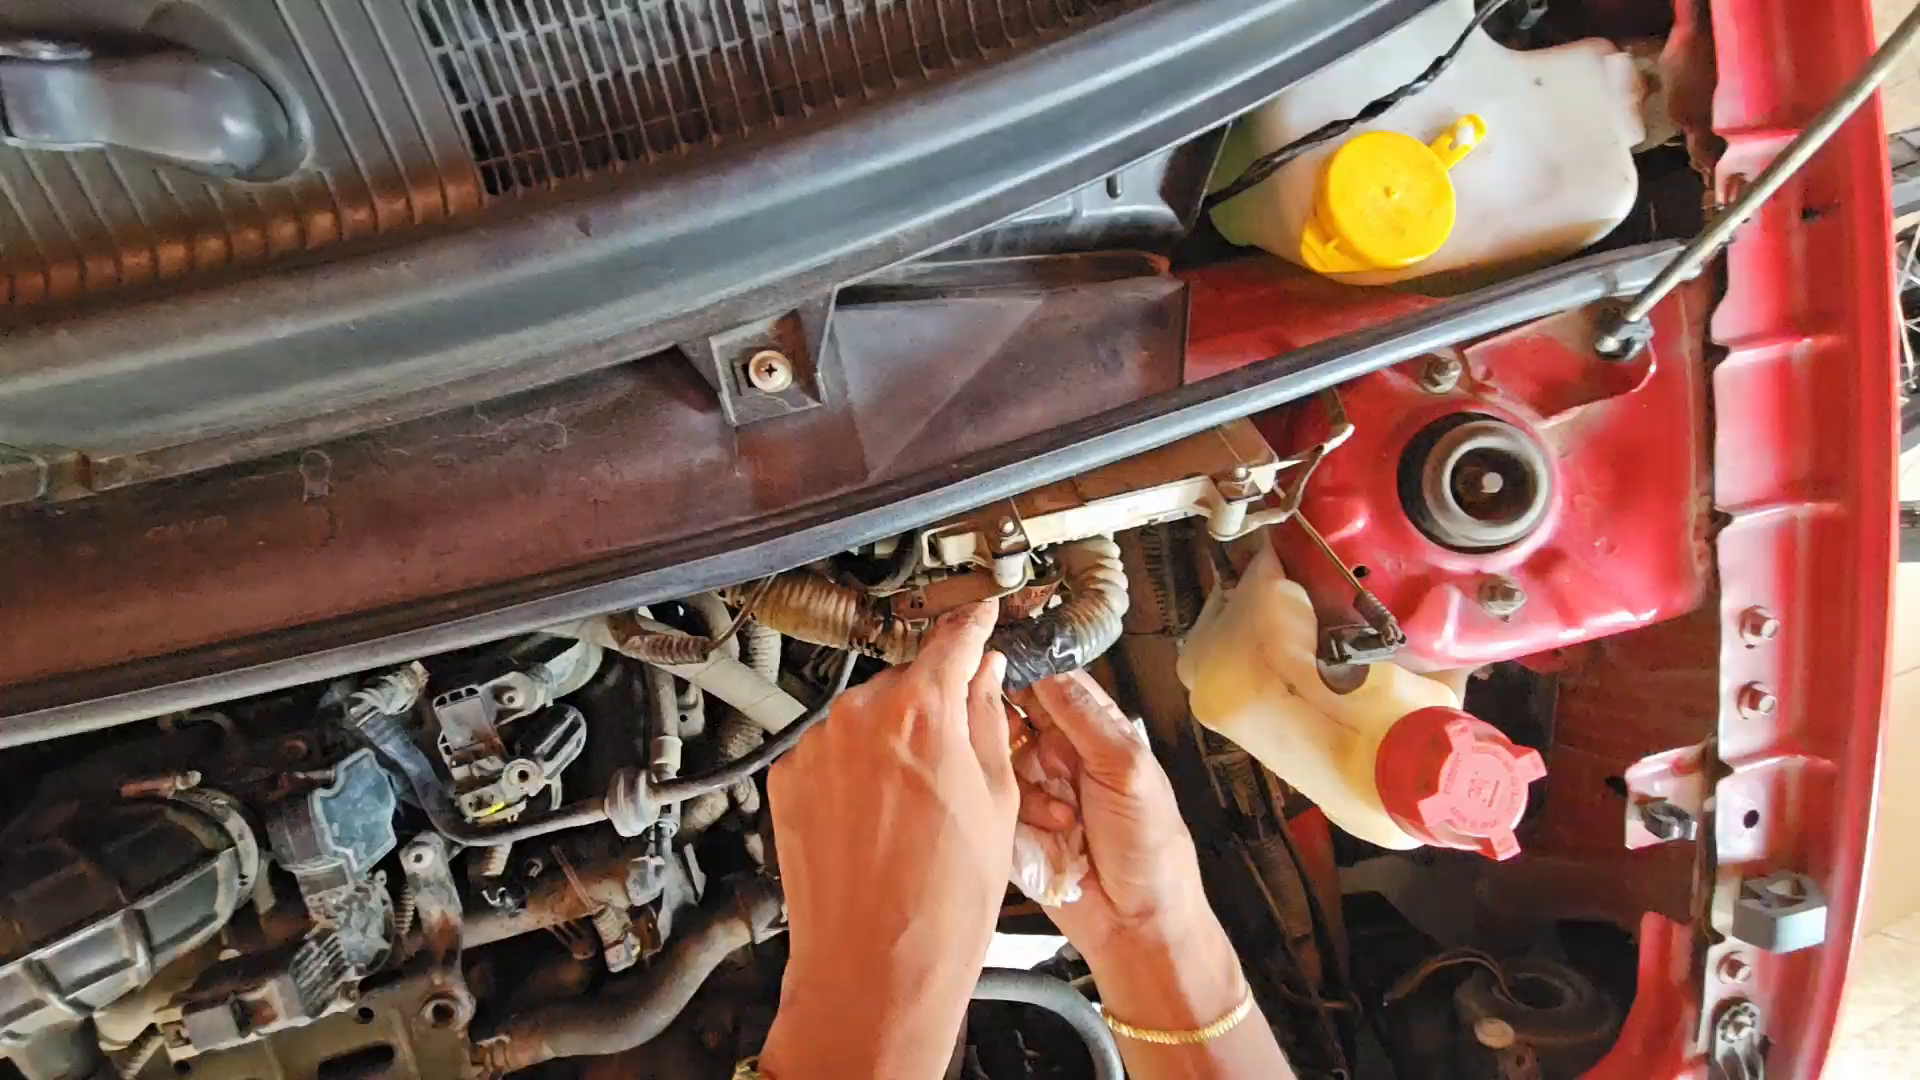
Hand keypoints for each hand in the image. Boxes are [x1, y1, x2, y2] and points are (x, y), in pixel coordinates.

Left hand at [761, 602, 1016, 1078]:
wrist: (873, 971)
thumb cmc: (943, 902)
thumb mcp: (995, 800)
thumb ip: (986, 720)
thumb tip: (984, 674)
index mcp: (922, 712)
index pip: (952, 640)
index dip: (972, 623)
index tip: (979, 612)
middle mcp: (861, 715)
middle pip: (908, 680)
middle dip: (932, 701)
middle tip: (952, 751)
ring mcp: (819, 745)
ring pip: (868, 712)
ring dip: (891, 734)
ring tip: (910, 798)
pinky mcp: (790, 775)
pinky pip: (833, 745)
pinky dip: (855, 761)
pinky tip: (874, 809)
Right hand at [1013, 673, 1249, 1034]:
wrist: (1136, 925)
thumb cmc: (1149, 845)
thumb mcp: (1126, 767)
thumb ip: (1082, 714)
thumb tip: (1046, 662)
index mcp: (1093, 725)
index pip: (1051, 675)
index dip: (1025, 663)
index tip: (996, 658)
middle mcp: (1060, 747)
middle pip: (1015, 708)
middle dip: (1008, 718)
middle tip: (1015, 734)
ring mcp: (1035, 781)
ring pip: (1000, 750)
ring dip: (1025, 777)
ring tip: (1063, 812)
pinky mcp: (1016, 816)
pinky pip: (996, 793)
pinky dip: (1021, 809)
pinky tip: (1053, 831)